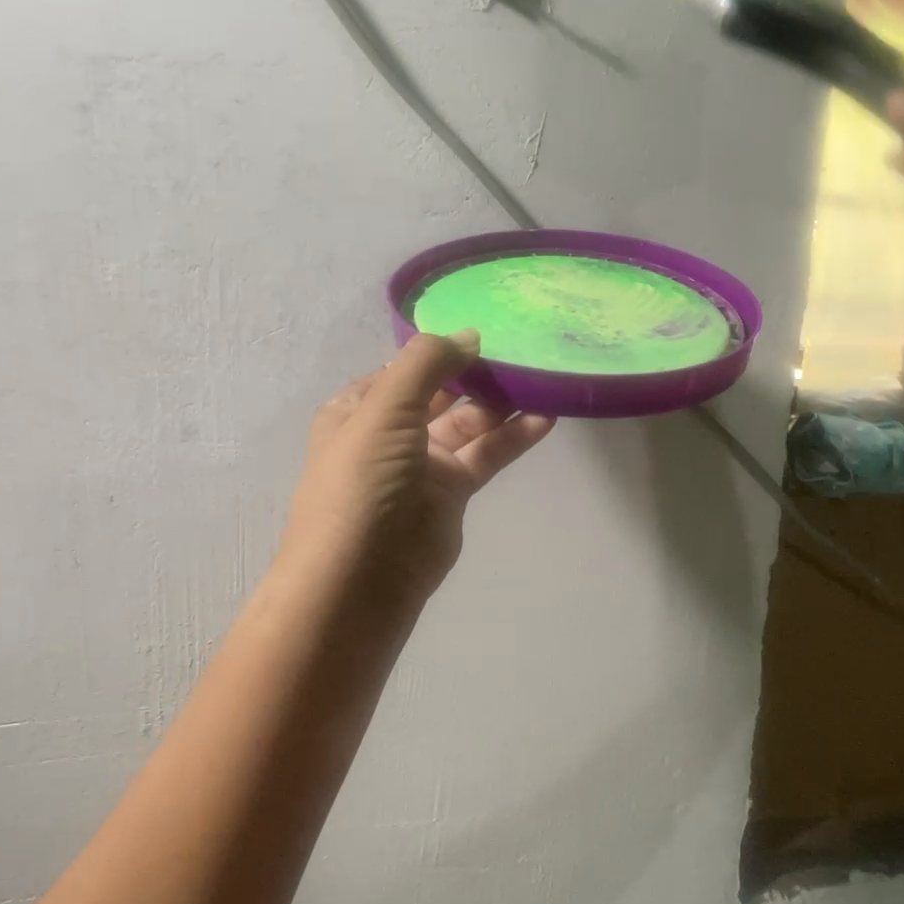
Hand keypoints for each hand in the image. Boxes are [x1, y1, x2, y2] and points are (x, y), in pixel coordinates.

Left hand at [276, 330, 556, 612]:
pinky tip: (545, 416)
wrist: (360, 578)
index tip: (485, 325)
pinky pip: (486, 455)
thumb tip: (468, 334)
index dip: (440, 348)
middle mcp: (390, 432)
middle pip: (439, 392)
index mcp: (358, 409)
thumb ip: (426, 365)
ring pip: (468, 422)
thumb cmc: (361, 483)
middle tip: (522, 346)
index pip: (403, 368)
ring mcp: (423, 464)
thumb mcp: (383, 409)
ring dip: (501, 401)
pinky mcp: (453, 493)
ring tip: (542, 375)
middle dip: (475, 371)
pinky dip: (513, 436)